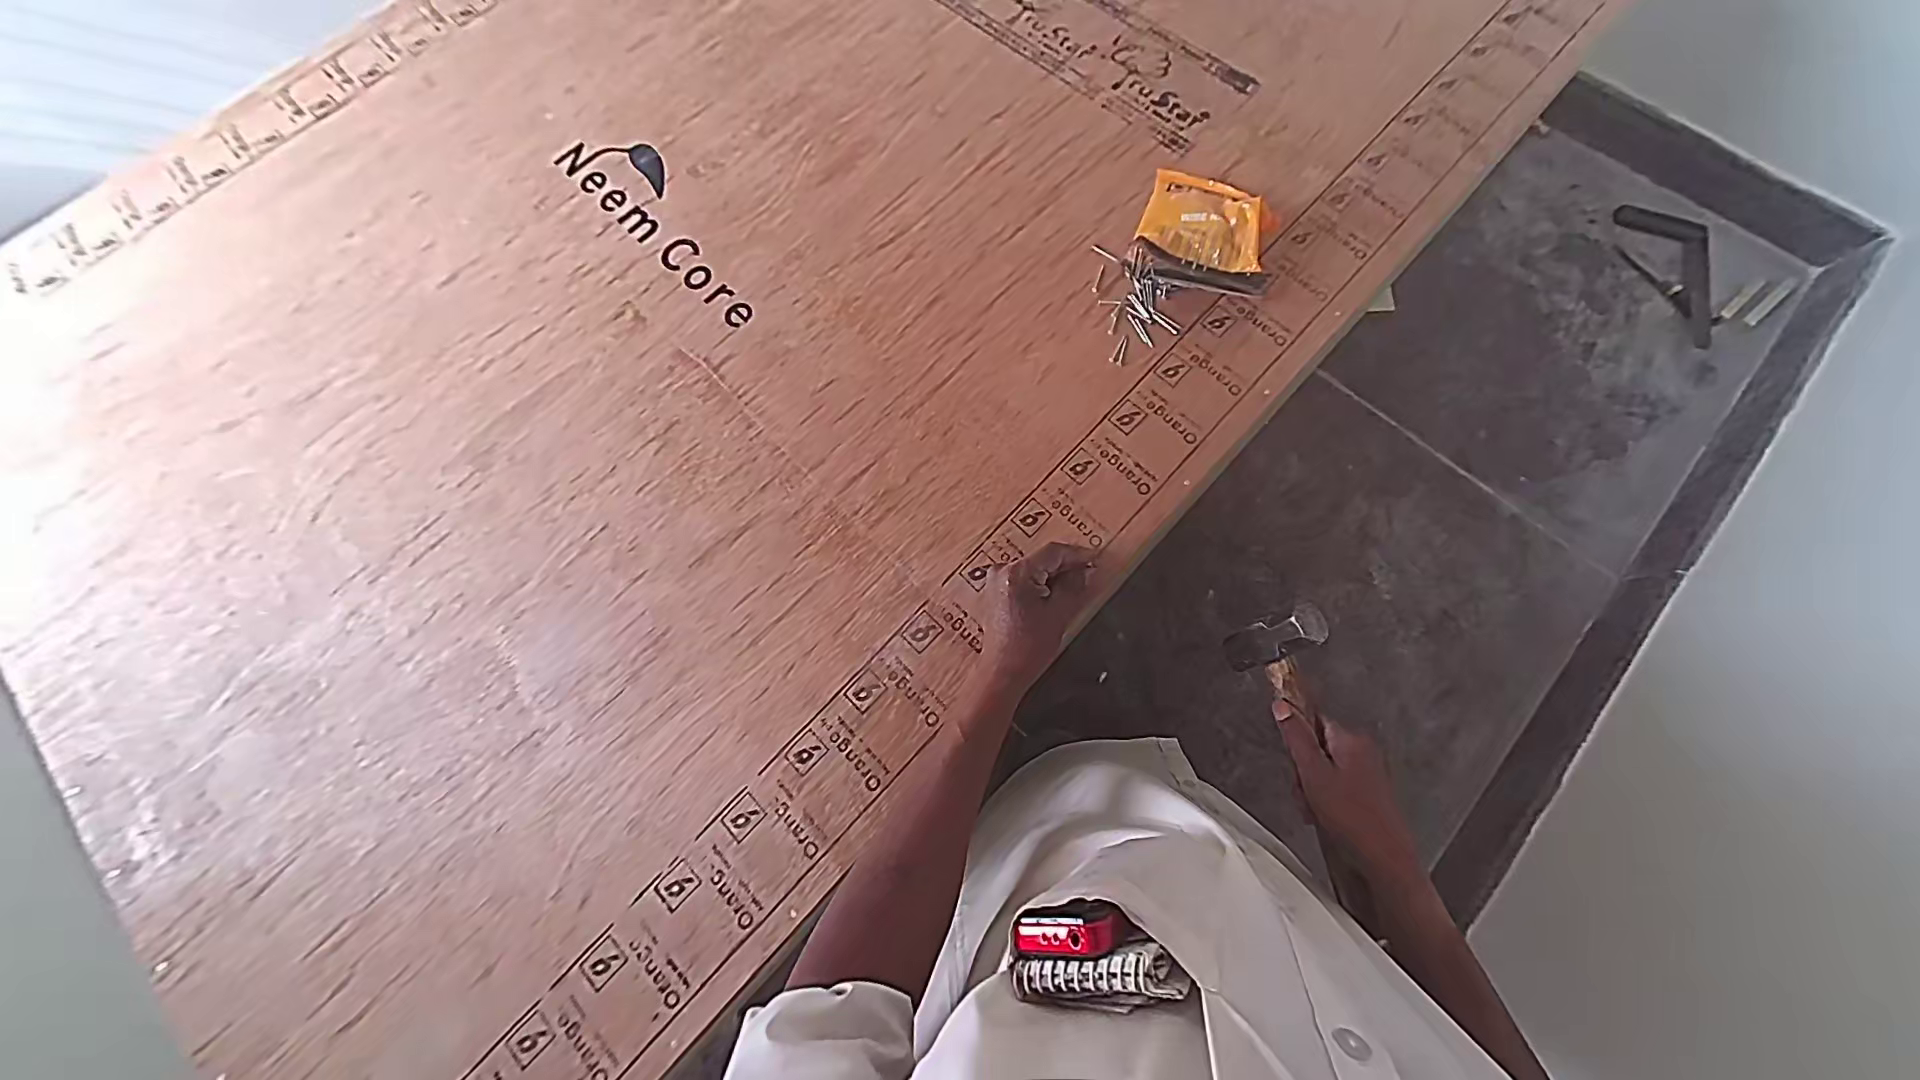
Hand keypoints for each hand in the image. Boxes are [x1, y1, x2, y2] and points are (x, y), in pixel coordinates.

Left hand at [982, 542, 1098, 692]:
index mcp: (1016, 573)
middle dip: (1066, 566)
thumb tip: (1085, 570)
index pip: (1053, 552)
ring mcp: (996, 581)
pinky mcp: (996, 592)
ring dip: (1054, 575)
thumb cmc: (1028, 648)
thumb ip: (1074, 586)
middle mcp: (1002, 571)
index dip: (1078, 554)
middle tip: (1089, 573)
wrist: (1002, 672)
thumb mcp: (1059, 613)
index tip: (1096, 558)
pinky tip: (1055, 594)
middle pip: (1042, 558)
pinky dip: (1040, 583)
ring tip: (1074, 587)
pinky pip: (1024, 579)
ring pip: (1033, 568)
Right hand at [1275, 703, 1421, 882]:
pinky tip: (1324, 815)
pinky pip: (1335, 784)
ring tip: (1314, 808)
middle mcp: (1363, 751)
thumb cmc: (1350, 816)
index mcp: (1351, 740)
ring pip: (1323, 768)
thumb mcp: (1312, 773)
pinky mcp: (1368, 792)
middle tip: (1305, 791)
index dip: (1296, 740)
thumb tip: (1283, 704)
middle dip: (1303, 770)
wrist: (1384, 860)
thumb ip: (1296, 736)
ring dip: (1311, 787)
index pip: (1312, 720)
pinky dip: (1324, 798)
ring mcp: (1368, 772)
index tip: (1294, 761)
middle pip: (1316, 746)